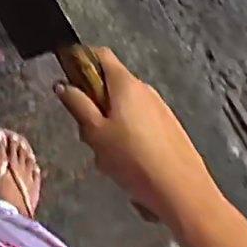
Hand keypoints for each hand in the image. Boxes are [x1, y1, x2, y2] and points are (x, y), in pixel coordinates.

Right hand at [55, 48, 221, 226]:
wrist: (183, 192)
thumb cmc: (134, 159)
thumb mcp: (96, 134)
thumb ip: (78, 105)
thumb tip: (62, 84)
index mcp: (125, 83)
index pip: (101, 54)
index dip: (82, 60)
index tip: (70, 79)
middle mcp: (144, 89)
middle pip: (111, 86)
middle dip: (96, 107)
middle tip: (90, 136)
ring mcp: (160, 108)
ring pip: (126, 109)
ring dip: (112, 127)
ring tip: (110, 160)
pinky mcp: (170, 128)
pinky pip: (142, 125)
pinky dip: (131, 138)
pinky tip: (131, 168)